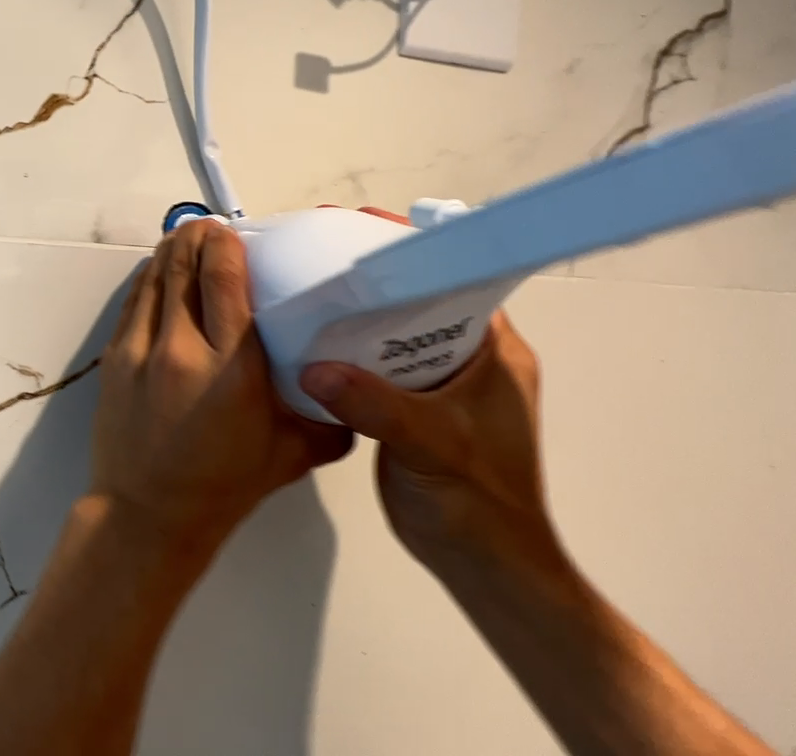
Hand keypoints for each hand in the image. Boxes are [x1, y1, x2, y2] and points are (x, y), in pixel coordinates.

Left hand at [91, 220, 353, 547]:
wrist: (148, 510)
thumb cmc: (226, 484)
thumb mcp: (295, 452)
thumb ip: (328, 413)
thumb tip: (351, 381)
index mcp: (231, 366)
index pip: (223, 281)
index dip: (224, 245)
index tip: (232, 228)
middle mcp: (180, 348)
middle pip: (182, 270)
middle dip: (194, 238)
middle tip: (208, 225)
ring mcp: (138, 350)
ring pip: (152, 281)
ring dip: (168, 253)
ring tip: (184, 237)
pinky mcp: (113, 358)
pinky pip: (132, 304)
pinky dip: (146, 280)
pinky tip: (158, 271)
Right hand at [299, 274, 556, 575]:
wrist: (480, 562)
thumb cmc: (477, 501)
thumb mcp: (430, 444)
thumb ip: (375, 405)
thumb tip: (312, 369)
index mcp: (493, 353)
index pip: (456, 281)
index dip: (408, 253)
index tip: (356, 232)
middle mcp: (468, 359)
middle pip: (415, 302)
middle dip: (368, 282)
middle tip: (314, 260)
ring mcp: (438, 384)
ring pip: (390, 333)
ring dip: (351, 319)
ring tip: (302, 296)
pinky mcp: (410, 407)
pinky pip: (373, 364)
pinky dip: (343, 353)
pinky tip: (305, 347)